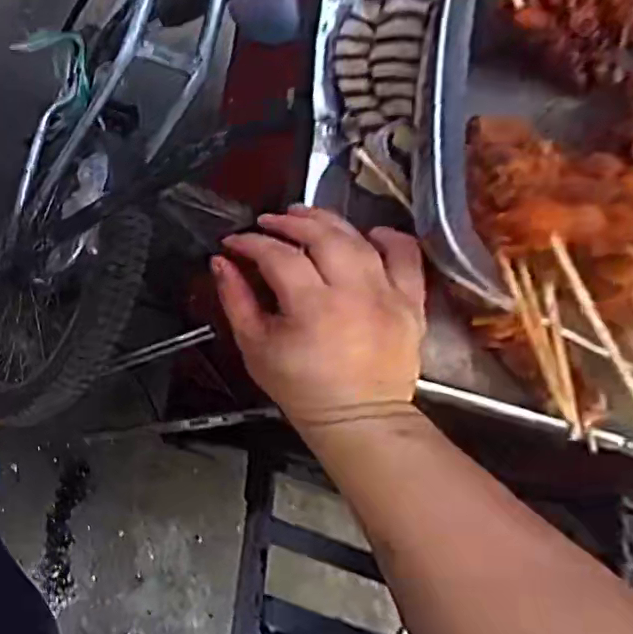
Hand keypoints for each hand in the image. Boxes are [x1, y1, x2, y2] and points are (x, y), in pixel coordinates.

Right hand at [213, 207, 426, 429]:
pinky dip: (389, 238)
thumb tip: (221, 262)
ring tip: (304, 216)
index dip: (250, 242)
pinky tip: (368, 233)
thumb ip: (235, 299)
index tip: (234, 242)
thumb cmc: (300, 387)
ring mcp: (388, 297)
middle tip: (268, 221)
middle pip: (322, 236)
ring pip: (359, 240)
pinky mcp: (411, 303)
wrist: (358, 417)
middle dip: (289, 222)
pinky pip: (407, 257)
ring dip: (329, 221)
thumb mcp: (253, 346)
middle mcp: (354, 294)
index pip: (277, 255)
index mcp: (312, 308)